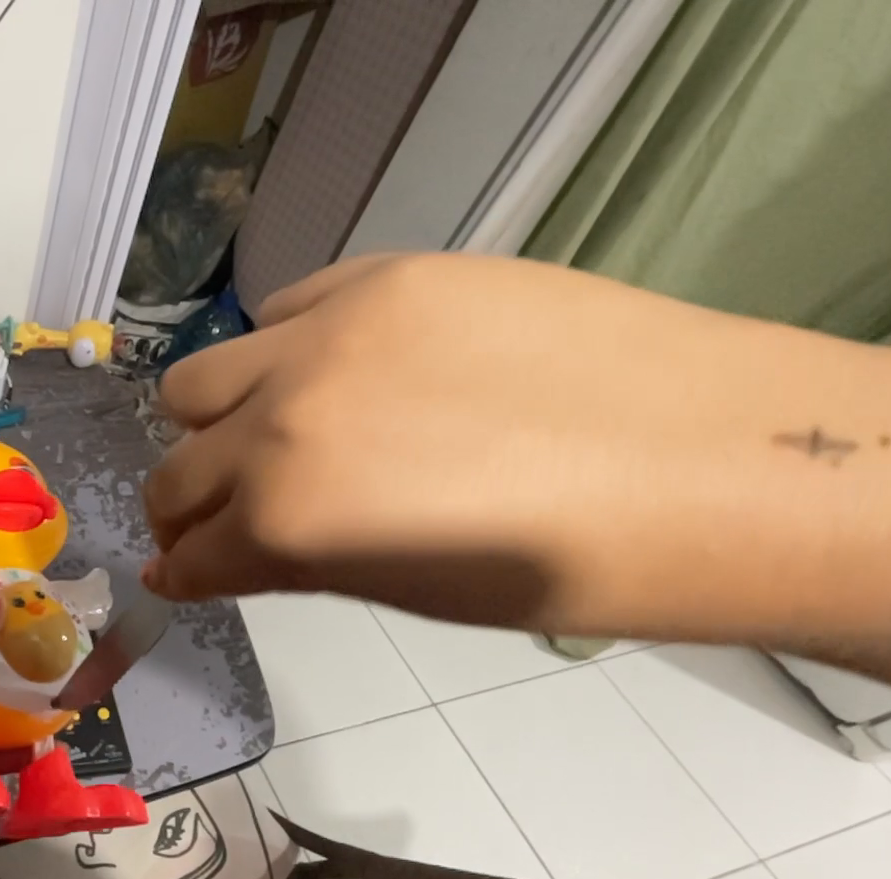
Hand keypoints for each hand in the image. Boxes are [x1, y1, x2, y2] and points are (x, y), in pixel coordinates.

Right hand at [144, 253, 890, 640]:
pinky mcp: (377, 277)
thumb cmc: (558, 567)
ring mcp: (323, 337)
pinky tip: (338, 371)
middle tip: (219, 515)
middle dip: (182, 506)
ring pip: (195, 381)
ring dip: (212, 421)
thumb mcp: (400, 588)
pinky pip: (279, 312)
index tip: (179, 571)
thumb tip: (210, 562)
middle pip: (172, 469)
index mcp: (288, 519)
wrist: (718, 463)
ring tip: (272, 430)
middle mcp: (280, 422)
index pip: (190, 553)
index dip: (180, 571)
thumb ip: (287, 564)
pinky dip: (281, 352)